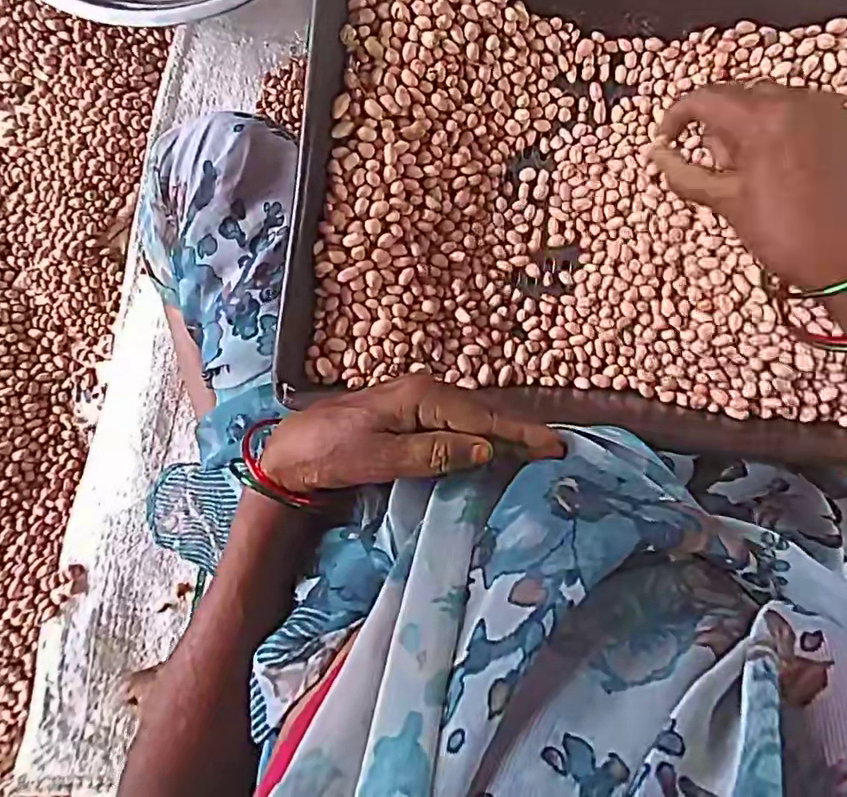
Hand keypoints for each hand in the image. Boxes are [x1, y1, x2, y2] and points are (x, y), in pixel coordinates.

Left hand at [258, 374, 564, 493]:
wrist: (290, 449)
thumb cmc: (329, 451)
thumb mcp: (379, 456)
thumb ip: (432, 452)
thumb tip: (486, 449)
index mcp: (420, 395)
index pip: (481, 417)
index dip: (520, 434)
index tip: (556, 446)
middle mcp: (423, 390)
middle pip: (482, 413)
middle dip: (519, 432)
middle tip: (557, 451)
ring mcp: (416, 400)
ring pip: (470, 417)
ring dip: (501, 434)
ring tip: (534, 452)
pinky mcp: (408, 414)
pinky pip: (454, 423)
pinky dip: (478, 436)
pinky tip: (490, 449)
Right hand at [649, 84, 846, 326]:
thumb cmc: (791, 235)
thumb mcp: (725, 203)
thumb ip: (684, 173)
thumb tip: (657, 153)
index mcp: (764, 119)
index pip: (703, 98)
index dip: (675, 118)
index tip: (666, 142)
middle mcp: (797, 102)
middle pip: (734, 96)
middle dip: (712, 126)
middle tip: (710, 167)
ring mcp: (826, 110)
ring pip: (763, 102)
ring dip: (742, 129)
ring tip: (745, 174)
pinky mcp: (844, 124)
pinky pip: (793, 112)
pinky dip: (772, 131)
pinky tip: (773, 169)